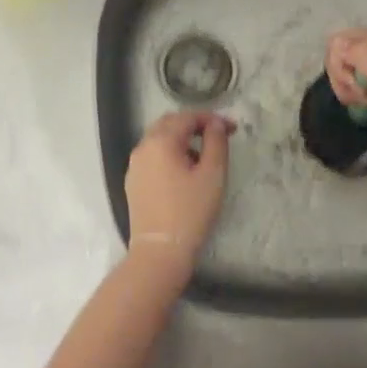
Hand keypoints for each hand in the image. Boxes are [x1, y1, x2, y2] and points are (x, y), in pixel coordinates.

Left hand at [125, 110, 232, 269]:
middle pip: (169, 124)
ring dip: (181, 140)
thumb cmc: (191, 211)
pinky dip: (170, 156)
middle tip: (218, 136)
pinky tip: (184, 174)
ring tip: (203, 157)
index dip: (212, 119)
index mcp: (161, 142)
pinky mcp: (133, 183)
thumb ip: (216, 142)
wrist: (161, 250)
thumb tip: (215, 124)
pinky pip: (153, 158)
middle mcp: (142, 148)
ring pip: (158, 141)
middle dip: (194, 125)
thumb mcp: (212, 175)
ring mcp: (134, 166)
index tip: (232, 129)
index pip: (187, 117)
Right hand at [325, 27, 366, 164]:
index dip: (339, 62)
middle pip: (343, 54)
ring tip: (365, 102)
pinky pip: (359, 85)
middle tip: (359, 95)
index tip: (352, 82)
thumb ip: (359, 52)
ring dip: (349, 89)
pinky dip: (357, 96)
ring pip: (348, 72)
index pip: (342, 39)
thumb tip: (335, 42)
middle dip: (343, 76)